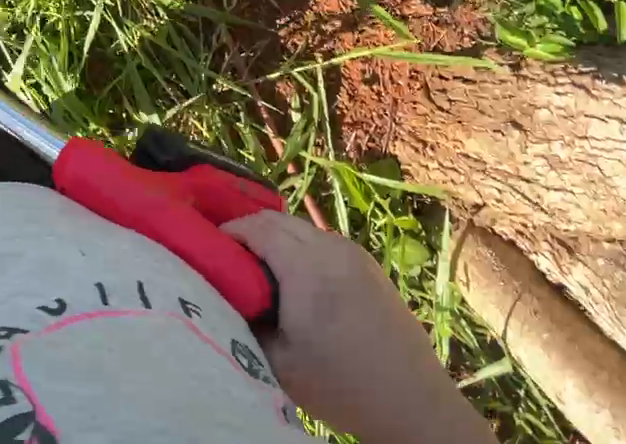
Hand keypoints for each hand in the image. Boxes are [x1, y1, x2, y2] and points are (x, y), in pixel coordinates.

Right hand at [223, 211, 496, 443]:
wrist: (415, 407)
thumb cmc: (341, 387)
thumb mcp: (277, 360)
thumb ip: (246, 316)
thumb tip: (225, 290)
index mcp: (306, 267)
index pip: (255, 227)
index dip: (228, 232)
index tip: (210, 251)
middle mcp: (332, 249)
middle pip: (276, 219)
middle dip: (248, 231)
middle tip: (230, 259)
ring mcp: (355, 254)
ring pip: (300, 227)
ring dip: (275, 237)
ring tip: (261, 270)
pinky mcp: (370, 266)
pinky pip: (322, 241)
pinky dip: (300, 247)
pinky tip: (297, 280)